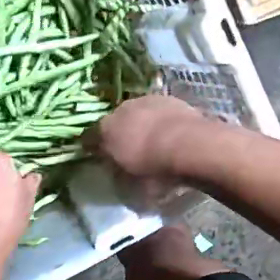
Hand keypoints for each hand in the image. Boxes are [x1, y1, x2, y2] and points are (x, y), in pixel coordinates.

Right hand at [85, 95, 209, 182]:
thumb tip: (116, 171)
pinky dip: (162, 120)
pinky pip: (160, 112)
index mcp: (105, 129)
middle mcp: (121, 109)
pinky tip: (172, 133)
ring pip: (139, 113)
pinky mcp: (169, 98)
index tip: (103, 157)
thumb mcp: (129, 181)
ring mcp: (146, 100)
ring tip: (155, 141)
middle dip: (121, 133)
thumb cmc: (152, 167)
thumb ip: (118, 173)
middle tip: (132, 149)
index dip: (97, 148)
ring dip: (143, 124)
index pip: (92, 137)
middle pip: (116, 121)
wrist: (188, 145)